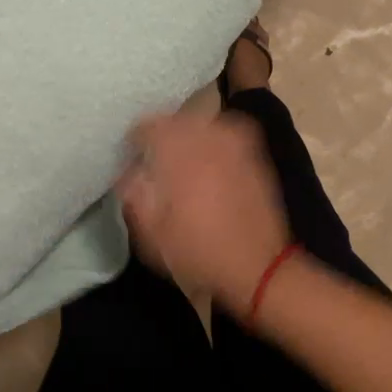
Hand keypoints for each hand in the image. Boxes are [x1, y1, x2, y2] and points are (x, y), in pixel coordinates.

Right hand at [118, 110, 290, 316]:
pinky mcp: (256, 153)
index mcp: (178, 149)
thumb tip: (130, 171)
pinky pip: (226, 134)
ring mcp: (236, 141)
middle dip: (163, 137)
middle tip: (157, 160)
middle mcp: (207, 135)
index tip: (132, 158)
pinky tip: (210, 166)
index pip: (146, 126)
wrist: (261, 270)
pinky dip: (214, 143)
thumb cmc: (200, 253)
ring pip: (202, 124)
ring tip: (184, 162)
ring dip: (190, 138)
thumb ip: (133, 193)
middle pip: (175, 121)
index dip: (135, 141)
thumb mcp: (151, 232)